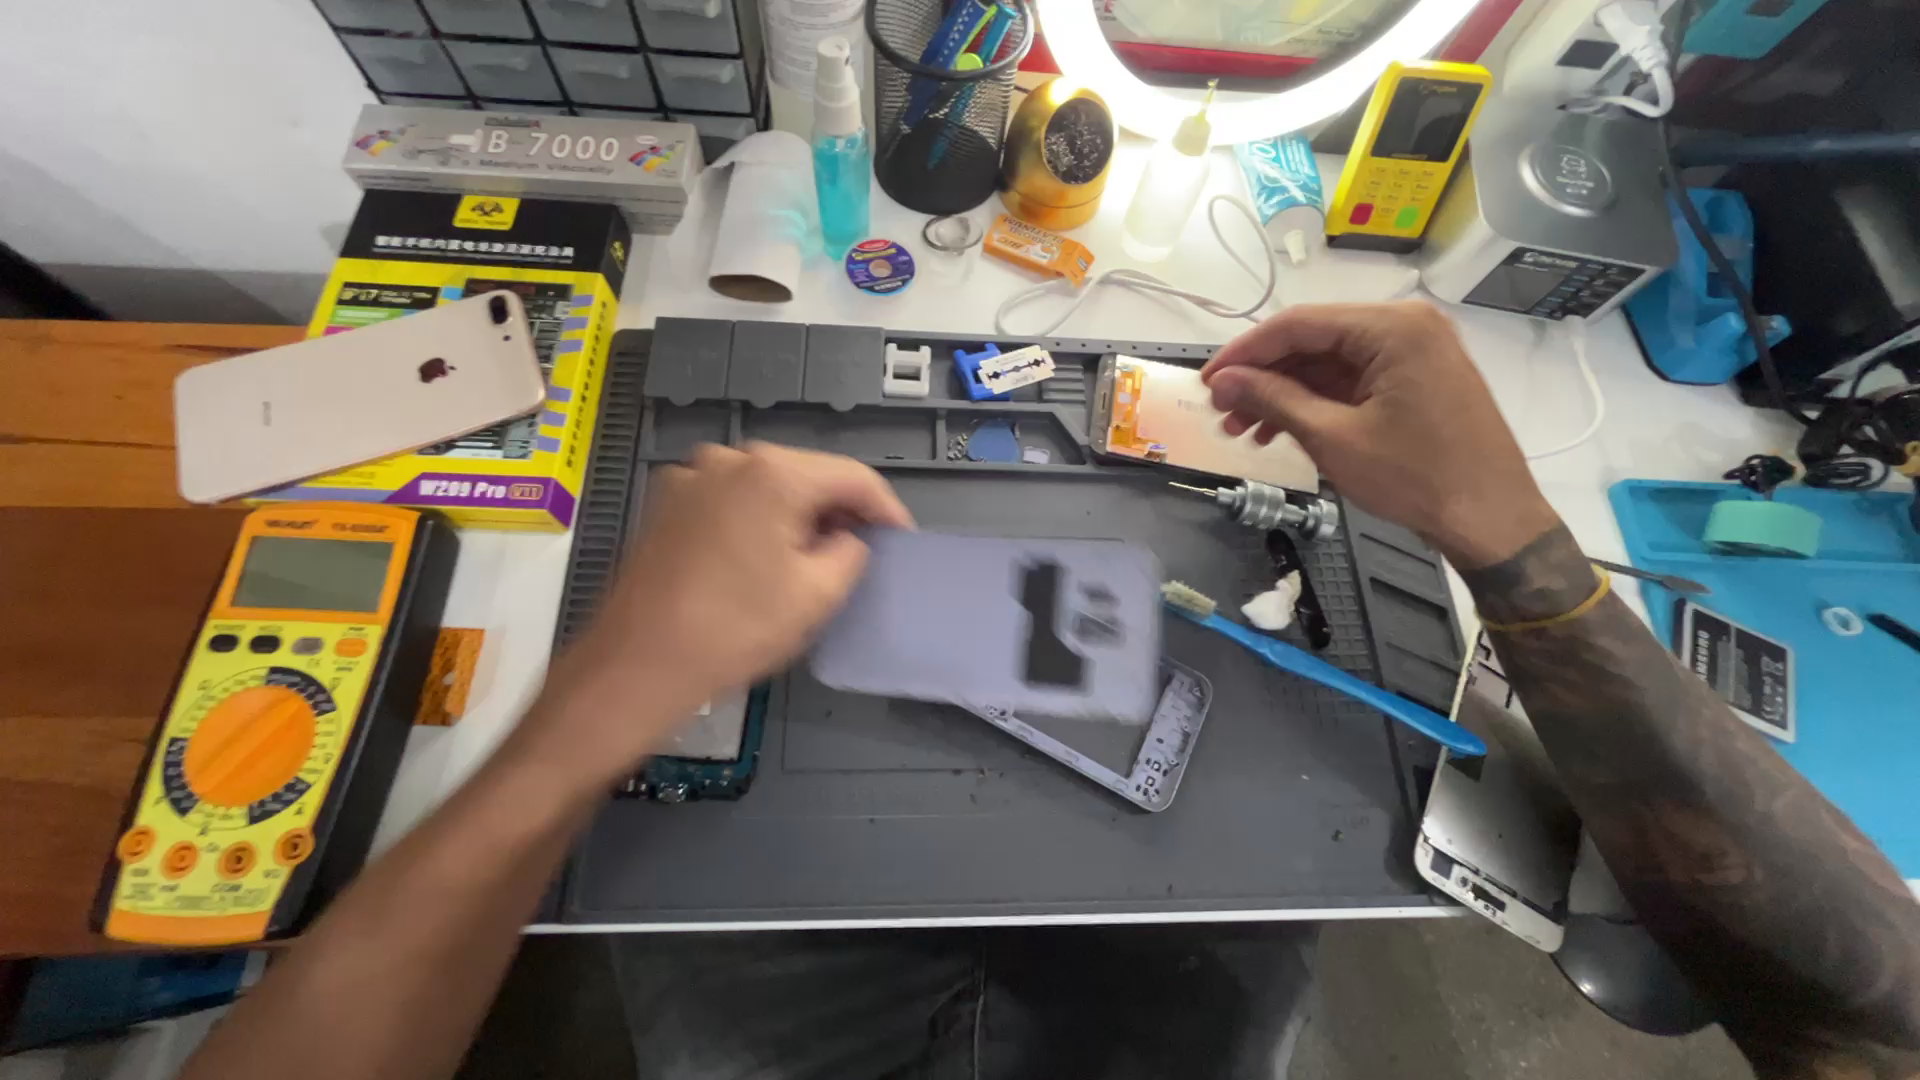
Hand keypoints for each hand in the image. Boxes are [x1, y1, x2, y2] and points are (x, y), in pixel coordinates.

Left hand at [525, 443, 912, 775]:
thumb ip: (852, 551)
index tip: (901, 537)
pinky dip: (759, 519)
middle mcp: (729, 459)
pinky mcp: (667, 503)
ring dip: (798, 515)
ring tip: (815, 556)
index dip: (885, 508)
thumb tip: (848, 537)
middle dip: (839, 510)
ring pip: (768, 487)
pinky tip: (765, 557)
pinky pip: (732, 500)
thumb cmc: (735, 629)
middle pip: (807, 475)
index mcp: (773, 472)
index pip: (853, 476)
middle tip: (862, 549)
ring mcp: (691, 477)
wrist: (636, 665)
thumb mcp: (817, 594)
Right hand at [1202, 302, 1559, 567]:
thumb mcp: (1332, 438)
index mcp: (1391, 327)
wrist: (1490, 518)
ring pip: (1326, 363)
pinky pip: (1349, 381)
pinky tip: (1277, 432)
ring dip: (1281, 394)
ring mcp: (1412, 352)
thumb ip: (1272, 400)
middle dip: (1261, 377)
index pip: (1297, 324)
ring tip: (1241, 431)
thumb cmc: (1414, 476)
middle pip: (1311, 341)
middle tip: (1220, 411)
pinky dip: (1311, 403)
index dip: (1243, 353)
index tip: (1205, 382)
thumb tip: (1222, 381)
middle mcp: (1404, 326)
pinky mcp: (1413, 379)